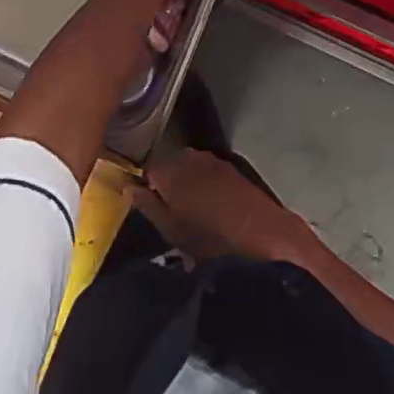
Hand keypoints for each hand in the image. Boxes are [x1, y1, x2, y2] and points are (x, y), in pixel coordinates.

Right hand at [130, 147, 318, 264]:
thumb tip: (130, 187)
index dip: (142, 180)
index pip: (145, 165)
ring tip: (188, 205)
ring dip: (185, 179)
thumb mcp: (171, 229)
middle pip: (167, 161)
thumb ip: (147, 205)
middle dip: (164, 178)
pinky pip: (206, 170)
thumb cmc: (210, 236)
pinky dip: (203, 182)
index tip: (143, 198)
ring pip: (187, 164)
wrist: (264, 234)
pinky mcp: (231, 168)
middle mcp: (188, 156)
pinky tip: (208, 202)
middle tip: (165, 205)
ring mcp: (212, 160)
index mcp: (168, 168)